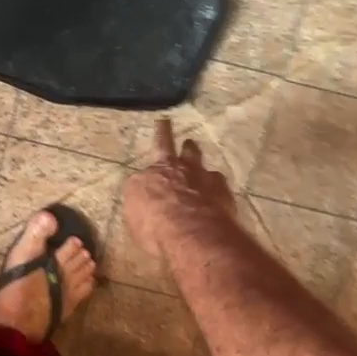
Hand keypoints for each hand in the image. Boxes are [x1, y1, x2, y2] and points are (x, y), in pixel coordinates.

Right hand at [123, 118, 234, 260]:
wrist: (193, 234)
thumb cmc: (156, 231)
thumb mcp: (137, 222)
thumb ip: (142, 209)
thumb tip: (147, 207)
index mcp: (144, 179)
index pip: (141, 176)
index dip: (145, 182)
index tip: (145, 186)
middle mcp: (169, 169)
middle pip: (164, 144)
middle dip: (162, 132)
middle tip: (164, 121)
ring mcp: (195, 174)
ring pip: (193, 154)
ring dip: (191, 150)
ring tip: (191, 145)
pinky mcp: (219, 185)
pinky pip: (216, 178)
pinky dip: (214, 182)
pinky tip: (217, 188)